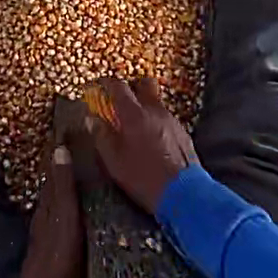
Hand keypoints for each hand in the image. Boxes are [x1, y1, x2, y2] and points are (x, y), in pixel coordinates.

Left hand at [16, 139, 80, 277]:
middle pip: (56, 186)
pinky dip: (74, 208)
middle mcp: (46, 215)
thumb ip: (63, 186)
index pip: (53, 171)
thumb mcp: (64, 217)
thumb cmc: (57, 256)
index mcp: (47, 204)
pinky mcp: (57, 248)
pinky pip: (66, 219)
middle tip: (82, 149)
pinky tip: (84, 212)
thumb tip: (59, 148)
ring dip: (70, 189)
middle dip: (66, 168)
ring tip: (87, 176)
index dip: (60, 153)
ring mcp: (50, 233)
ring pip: (60, 202)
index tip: (69, 132)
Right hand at [93, 76, 197, 213]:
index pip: (118, 86)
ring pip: (156, 103)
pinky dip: (156, 123)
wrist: (185, 195)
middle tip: (121, 100)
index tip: (98, 86)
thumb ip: (102, 136)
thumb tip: (93, 120)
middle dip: (132, 86)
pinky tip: (152, 141)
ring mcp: (172, 121)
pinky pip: (166, 119)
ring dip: (145, 107)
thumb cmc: (143, 177)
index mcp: (134, 115)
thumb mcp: (114, 161)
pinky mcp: (183, 134)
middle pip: (145, 83)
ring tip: (135, 126)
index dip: (106, 83)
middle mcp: (155, 111)